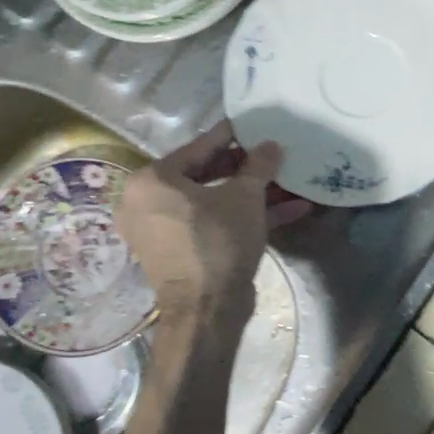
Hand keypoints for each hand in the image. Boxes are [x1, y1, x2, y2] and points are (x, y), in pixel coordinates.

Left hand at [116, 121, 310, 324]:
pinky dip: (243, 217)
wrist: (207, 308)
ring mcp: (161, 229)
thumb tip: (270, 145)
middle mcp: (146, 202)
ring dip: (251, 194)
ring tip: (287, 185)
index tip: (252, 125)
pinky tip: (288, 211)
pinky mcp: (179, 251)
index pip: (198, 147)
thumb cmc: (219, 240)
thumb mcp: (245, 196)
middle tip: (272, 157)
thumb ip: (258, 165)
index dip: (231, 137)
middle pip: (203, 174)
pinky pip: (212, 223)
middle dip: (244, 168)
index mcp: (152, 180)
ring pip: (212, 201)